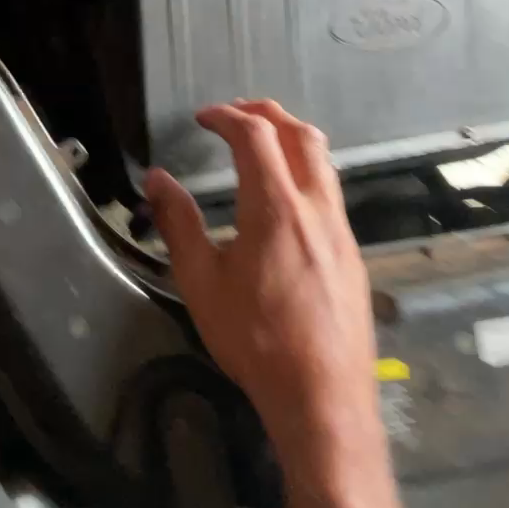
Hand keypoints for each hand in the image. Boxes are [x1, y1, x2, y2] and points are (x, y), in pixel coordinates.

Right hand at [145, 102, 376, 429]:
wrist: (322, 394)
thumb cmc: (253, 337)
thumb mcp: (201, 281)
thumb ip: (178, 222)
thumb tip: (157, 179)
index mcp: (275, 208)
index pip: (255, 137)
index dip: (226, 117)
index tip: (202, 118)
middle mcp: (316, 207)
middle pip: (301, 135)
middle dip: (265, 113)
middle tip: (233, 114)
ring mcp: (340, 230)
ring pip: (323, 161)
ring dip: (291, 137)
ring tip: (260, 143)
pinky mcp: (351, 253)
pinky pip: (330, 191)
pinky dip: (305, 169)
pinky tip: (284, 197)